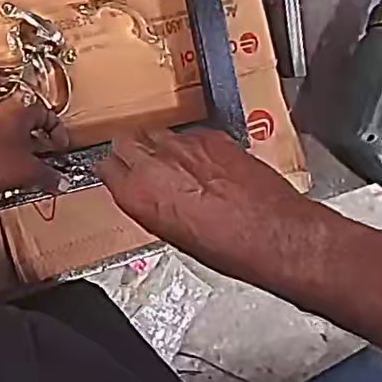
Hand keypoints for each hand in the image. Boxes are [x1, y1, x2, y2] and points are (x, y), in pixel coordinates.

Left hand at [0, 102, 67, 208]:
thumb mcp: (30, 172)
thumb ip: (50, 176)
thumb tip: (62, 181)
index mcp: (17, 119)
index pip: (43, 112)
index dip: (56, 127)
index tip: (61, 145)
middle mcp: (0, 125)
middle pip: (27, 129)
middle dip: (40, 147)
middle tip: (49, 161)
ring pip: (11, 146)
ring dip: (24, 161)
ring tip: (31, 178)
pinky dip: (7, 172)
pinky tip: (9, 187)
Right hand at [96, 127, 335, 290]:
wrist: (274, 234)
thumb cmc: (227, 248)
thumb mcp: (172, 235)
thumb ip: (149, 207)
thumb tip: (147, 197)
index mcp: (138, 194)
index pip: (106, 167)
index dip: (113, 171)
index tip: (118, 174)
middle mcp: (156, 163)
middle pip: (125, 141)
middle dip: (130, 150)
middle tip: (141, 163)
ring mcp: (185, 145)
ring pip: (156, 133)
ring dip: (160, 146)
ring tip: (174, 163)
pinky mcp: (212, 137)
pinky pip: (189, 135)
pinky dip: (191, 146)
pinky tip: (204, 164)